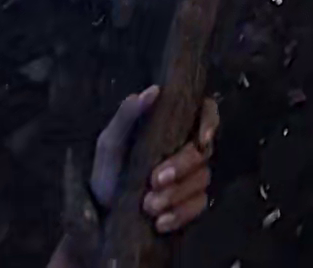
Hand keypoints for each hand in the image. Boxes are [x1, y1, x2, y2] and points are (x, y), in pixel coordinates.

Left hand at [91, 85, 218, 232]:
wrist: (101, 215)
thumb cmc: (109, 170)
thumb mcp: (111, 141)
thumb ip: (128, 114)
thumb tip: (153, 90)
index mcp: (174, 126)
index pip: (207, 112)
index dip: (210, 122)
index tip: (200, 139)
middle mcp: (188, 147)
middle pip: (202, 151)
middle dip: (181, 166)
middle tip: (155, 180)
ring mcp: (191, 177)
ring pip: (202, 179)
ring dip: (176, 194)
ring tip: (148, 206)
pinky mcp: (190, 204)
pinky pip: (198, 206)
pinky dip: (180, 214)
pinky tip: (160, 222)